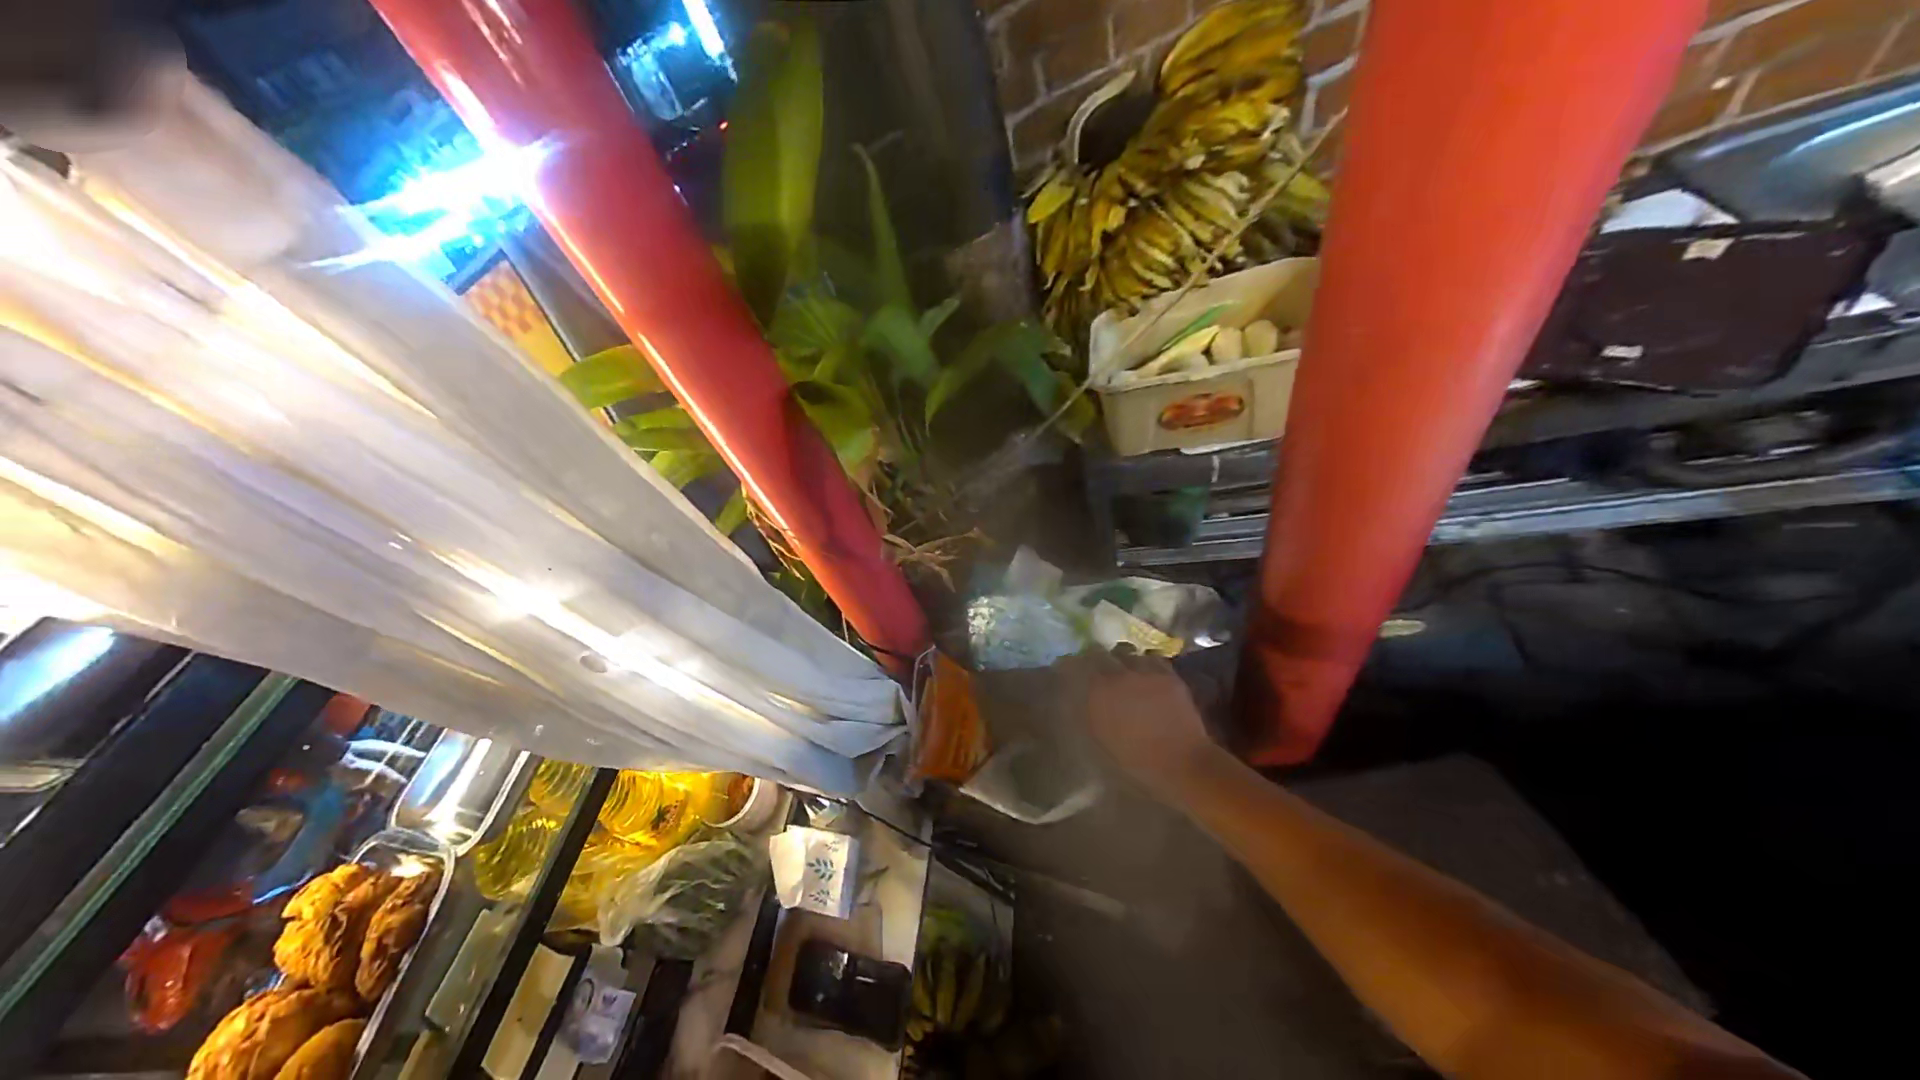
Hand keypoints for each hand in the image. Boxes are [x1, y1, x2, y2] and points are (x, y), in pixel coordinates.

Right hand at [1071, 651, 1228, 804]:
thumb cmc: (1136, 761)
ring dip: (1122, 659)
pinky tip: (1147, 677)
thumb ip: (1088, 711)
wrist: (1182, 764)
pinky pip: (1151, 659)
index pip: (1075, 664)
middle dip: (1095, 658)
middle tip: (1096, 669)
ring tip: (1124, 671)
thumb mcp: (1101, 739)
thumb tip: (1078, 696)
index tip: (1067, 668)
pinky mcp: (1168, 675)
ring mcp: (1146, 671)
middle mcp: (1119, 674)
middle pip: (1101, 653)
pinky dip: (1145, 664)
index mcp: (1097, 691)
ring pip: (1128, 653)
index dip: (1070, 664)